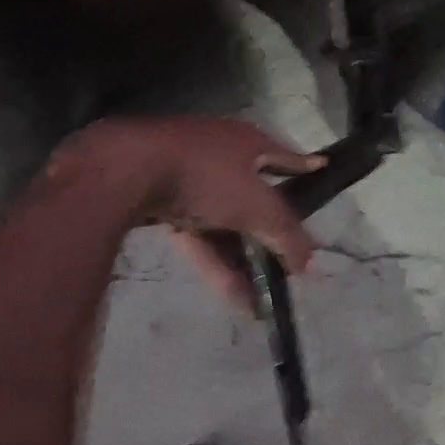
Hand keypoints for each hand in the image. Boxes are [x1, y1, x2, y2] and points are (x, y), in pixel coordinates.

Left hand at [50, 117, 323, 310]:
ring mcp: (186, 178)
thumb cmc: (204, 176)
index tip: (321, 172)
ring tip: (259, 302)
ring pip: (224, 225)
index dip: (305, 168)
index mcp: (248, 142)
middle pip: (254, 200)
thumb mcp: (258, 207)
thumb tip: (313, 266)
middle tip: (287, 268)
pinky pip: (197, 236)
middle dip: (270, 239)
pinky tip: (231, 297)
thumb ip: (288, 236)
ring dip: (242, 262)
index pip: (286, 156)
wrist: (123, 170)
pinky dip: (214, 263)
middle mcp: (219, 154)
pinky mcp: (158, 201)